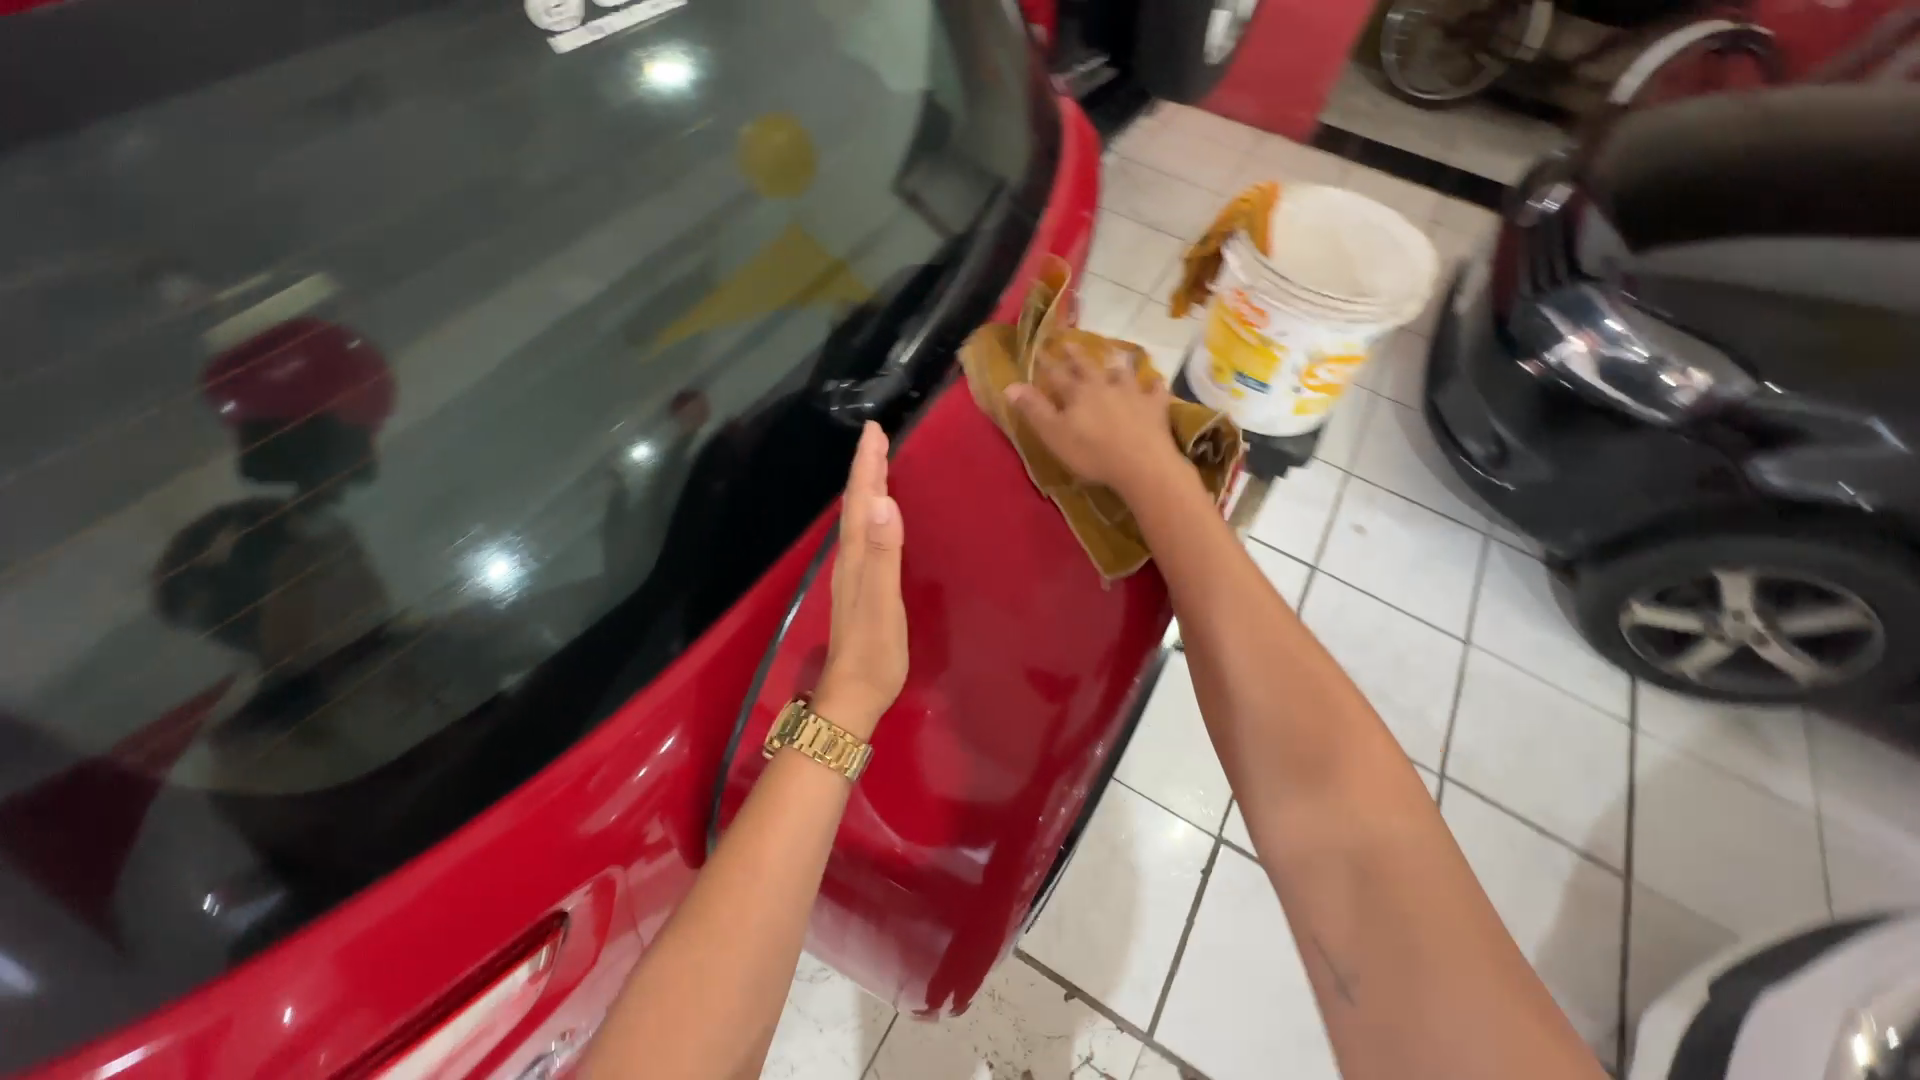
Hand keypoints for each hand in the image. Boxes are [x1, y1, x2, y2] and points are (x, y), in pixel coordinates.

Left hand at [813, 422, 907, 738]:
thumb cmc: (874, 653)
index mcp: (857, 558)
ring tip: (877, 465)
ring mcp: (853, 576)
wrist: (853, 696)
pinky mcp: (861, 589)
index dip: (867, 466)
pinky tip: (877, 519)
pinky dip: (871, 515)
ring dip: (866, 488)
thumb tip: (884, 502)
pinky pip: (865, 537)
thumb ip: (884, 554)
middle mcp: (851, 560)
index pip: (861, 501)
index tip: (874, 431)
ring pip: (858, 519)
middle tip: (876, 436)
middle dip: (866, 469)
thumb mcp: (883, 604)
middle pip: (856, 505)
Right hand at [1005, 342, 1185, 496]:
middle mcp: (1104, 385)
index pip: (1057, 374)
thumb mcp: (1054, 434)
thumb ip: (1034, 409)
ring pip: (1123, 372)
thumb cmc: (1091, 453)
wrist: (1141, 464)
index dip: (1047, 364)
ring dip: (1117, 364)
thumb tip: (1010, 385)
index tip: (1039, 351)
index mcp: (1077, 393)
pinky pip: (1156, 390)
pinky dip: (1154, 385)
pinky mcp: (1155, 407)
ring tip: (1115, 356)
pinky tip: (1156, 382)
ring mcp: (1132, 393)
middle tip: (1070, 342)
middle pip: (1088, 366)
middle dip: (1077, 355)